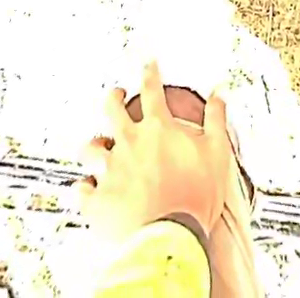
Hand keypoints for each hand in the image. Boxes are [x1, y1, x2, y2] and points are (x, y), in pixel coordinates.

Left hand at [74, 61, 233, 242]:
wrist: (171, 237)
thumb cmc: (196, 195)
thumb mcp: (217, 150)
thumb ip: (216, 118)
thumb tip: (219, 93)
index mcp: (158, 129)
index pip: (152, 90)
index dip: (150, 71)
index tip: (147, 61)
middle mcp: (130, 144)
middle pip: (111, 110)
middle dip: (112, 97)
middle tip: (115, 93)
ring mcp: (110, 172)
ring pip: (90, 148)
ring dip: (94, 144)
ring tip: (97, 143)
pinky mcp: (97, 200)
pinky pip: (81, 189)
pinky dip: (84, 186)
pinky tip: (86, 186)